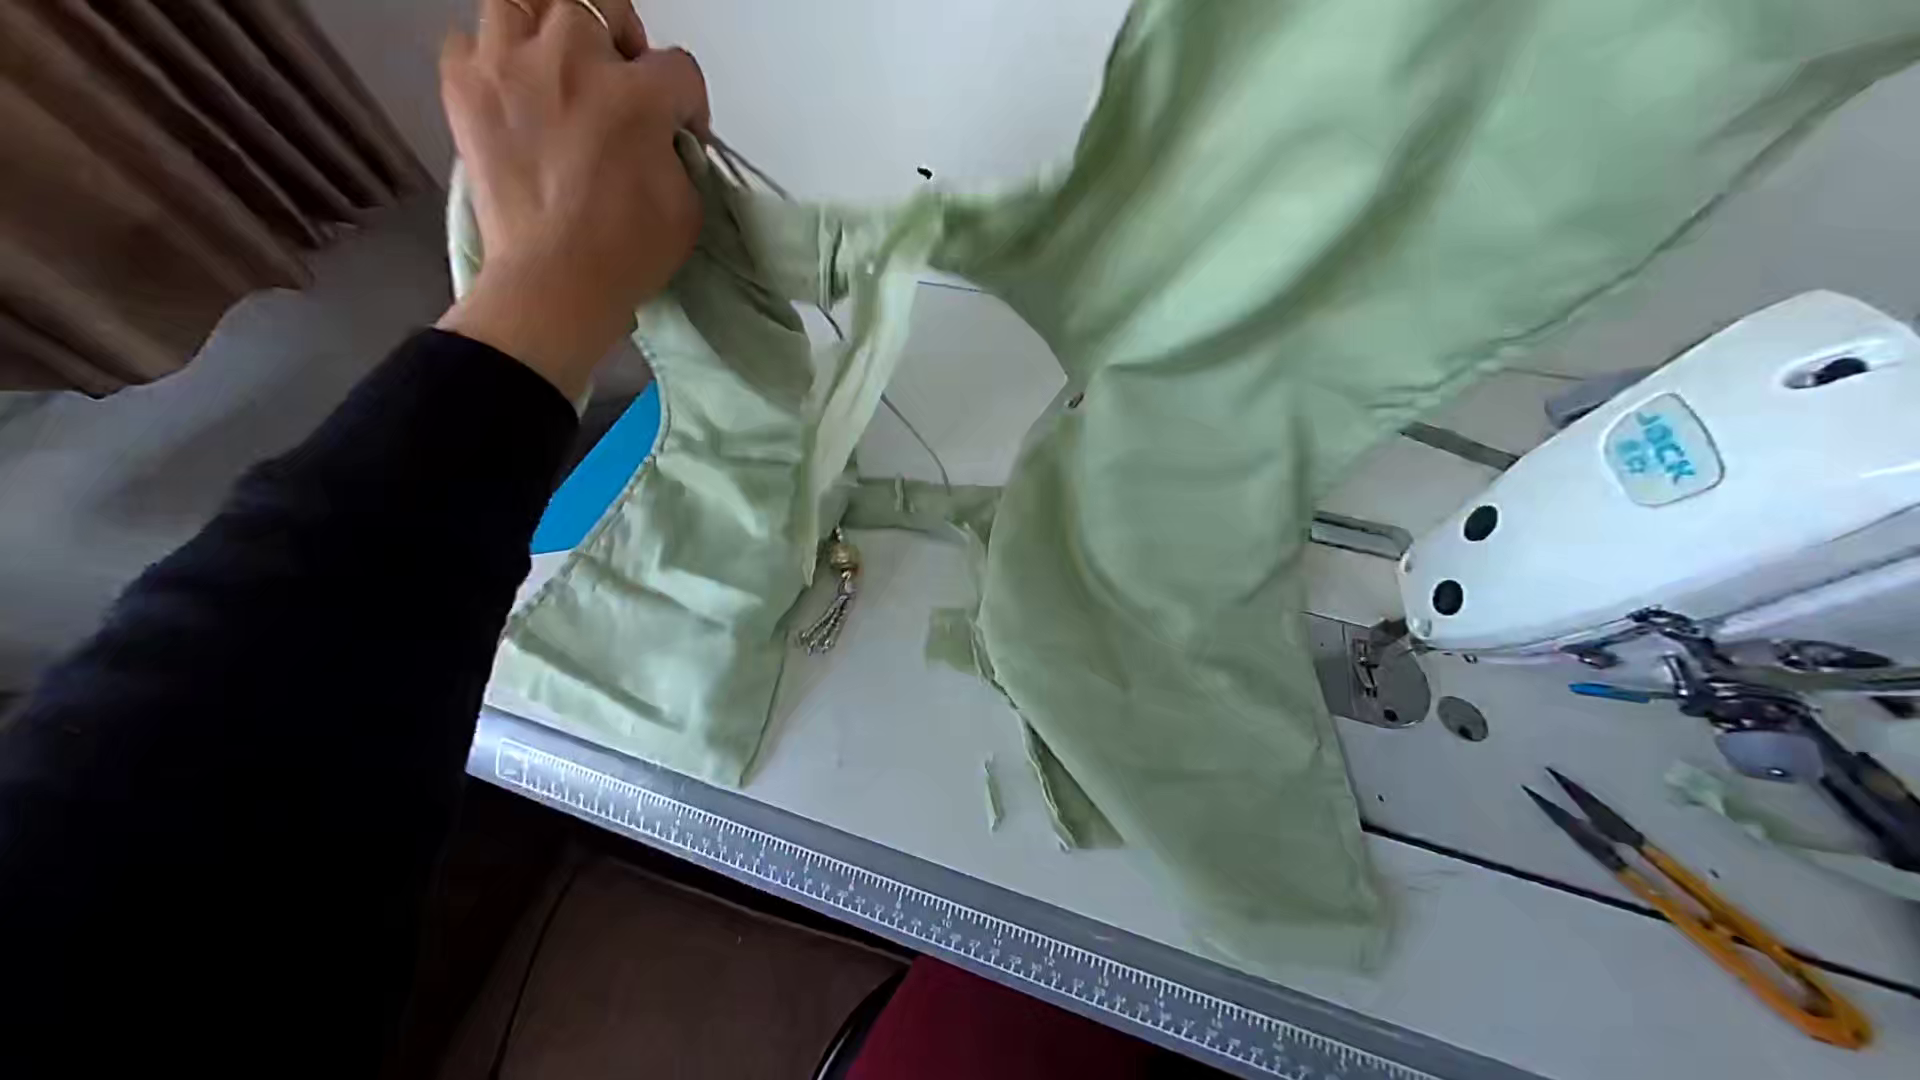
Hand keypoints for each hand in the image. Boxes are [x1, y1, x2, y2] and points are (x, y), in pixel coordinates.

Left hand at [436, 0, 708, 397]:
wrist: (556, 284)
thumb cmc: (631, 254)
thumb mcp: (687, 208)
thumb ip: (678, 153)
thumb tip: (662, 133)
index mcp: (636, 96)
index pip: (679, 68)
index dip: (689, 103)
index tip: (683, 133)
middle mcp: (570, 60)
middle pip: (600, 2)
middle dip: (622, 38)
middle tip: (624, 80)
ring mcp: (507, 65)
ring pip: (527, 0)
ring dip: (554, 30)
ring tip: (563, 72)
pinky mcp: (463, 86)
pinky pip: (472, 38)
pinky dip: (497, 58)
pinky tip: (516, 94)